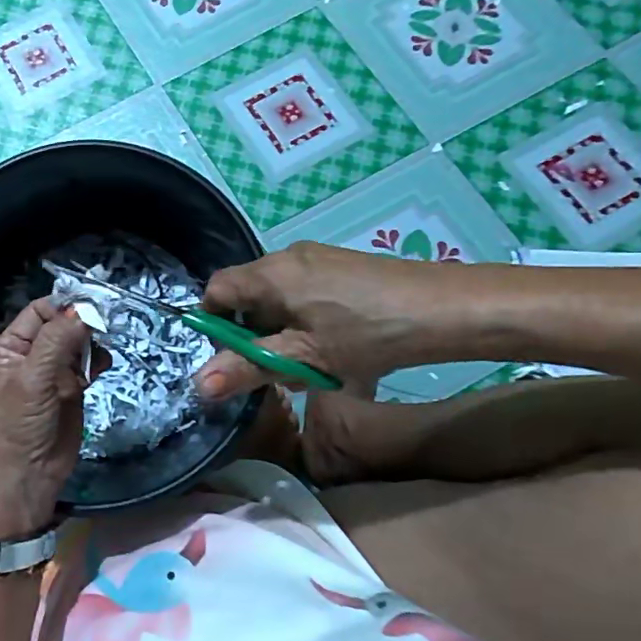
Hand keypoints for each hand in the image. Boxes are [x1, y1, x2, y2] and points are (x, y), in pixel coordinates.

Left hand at [0, 299, 91, 537]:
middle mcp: (31, 354)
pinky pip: (88, 362)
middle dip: (84, 323)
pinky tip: (100, 370)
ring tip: (99, 357)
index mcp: (11, 347)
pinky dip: (97, 361)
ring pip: (79, 341)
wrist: (30, 476)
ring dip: (93, 343)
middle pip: (63, 323)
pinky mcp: (71, 386)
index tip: (94, 306)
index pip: (40, 310)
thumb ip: (57, 341)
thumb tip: (84, 310)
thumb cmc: (21, 426)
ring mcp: (52, 370)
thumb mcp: (33, 379)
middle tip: (105, 327)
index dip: (65, 307)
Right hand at [195, 242, 467, 400]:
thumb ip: (250, 368)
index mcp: (271, 273)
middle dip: (254, 335)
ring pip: (278, 297)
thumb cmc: (367, 334)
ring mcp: (318, 259)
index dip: (214, 325)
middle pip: (248, 294)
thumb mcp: (305, 358)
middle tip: (279, 370)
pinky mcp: (341, 267)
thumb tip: (198, 384)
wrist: (442, 309)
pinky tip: (334, 347)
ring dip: (282, 333)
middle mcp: (288, 256)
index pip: (217, 289)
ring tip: (312, 365)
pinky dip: (305, 321)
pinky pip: (304, 292)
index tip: (233, 359)